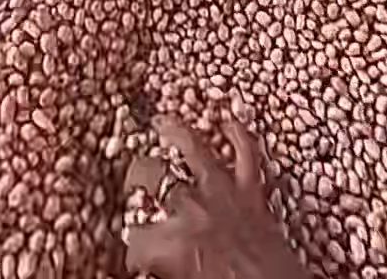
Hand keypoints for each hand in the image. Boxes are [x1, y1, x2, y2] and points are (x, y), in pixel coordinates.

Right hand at [124, 116, 307, 278]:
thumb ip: (167, 267)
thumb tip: (152, 265)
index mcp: (177, 242)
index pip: (139, 238)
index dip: (134, 250)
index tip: (135, 259)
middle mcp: (197, 208)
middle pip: (155, 178)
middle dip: (138, 177)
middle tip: (132, 182)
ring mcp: (225, 194)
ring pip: (194, 149)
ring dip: (177, 133)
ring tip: (164, 122)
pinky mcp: (253, 194)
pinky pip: (246, 155)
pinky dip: (238, 136)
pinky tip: (230, 123)